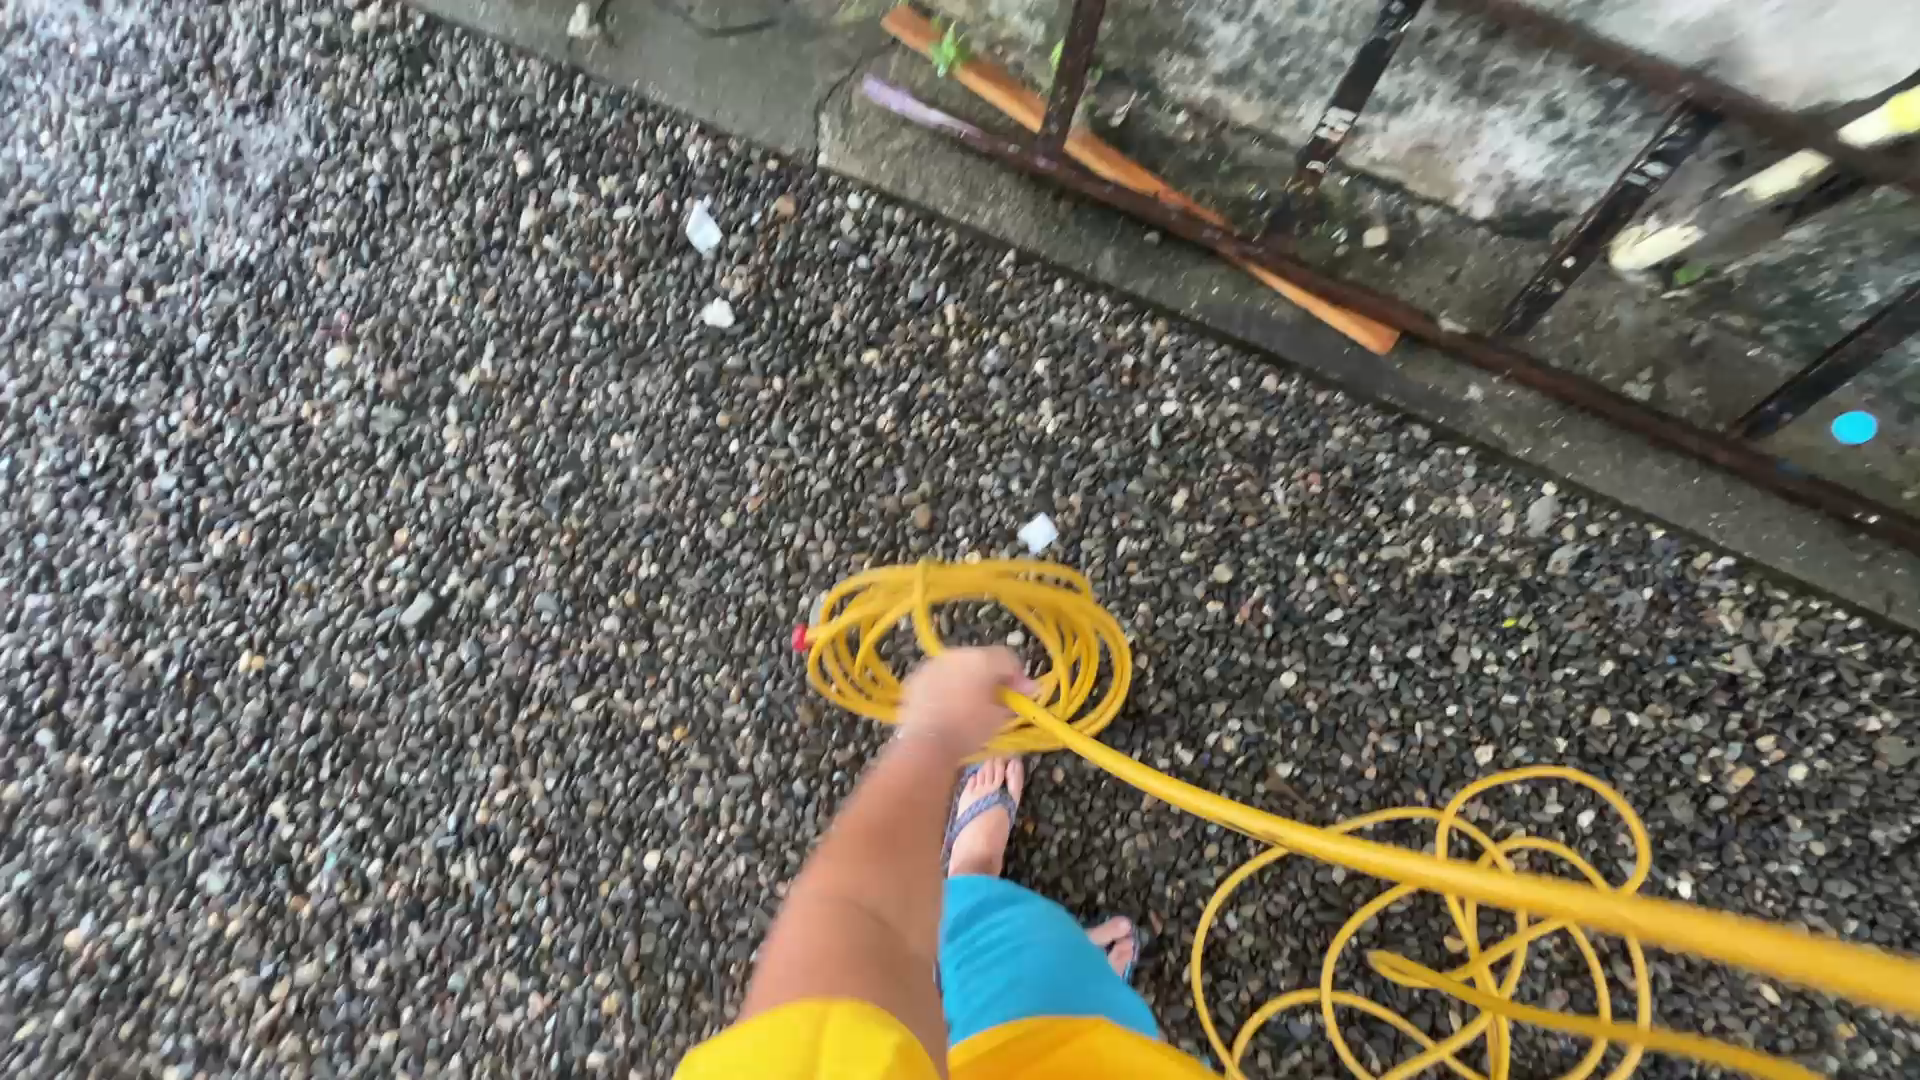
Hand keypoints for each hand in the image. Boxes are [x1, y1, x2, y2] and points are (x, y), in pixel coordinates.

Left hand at [896, 647, 1032, 759]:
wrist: (926, 743)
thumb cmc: (968, 730)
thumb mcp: (998, 717)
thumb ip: (1013, 699)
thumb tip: (1025, 689)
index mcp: (982, 660)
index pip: (1008, 659)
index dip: (1019, 676)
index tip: (1023, 694)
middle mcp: (958, 654)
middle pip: (983, 659)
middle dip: (993, 676)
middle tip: (998, 698)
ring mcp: (934, 663)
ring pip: (960, 665)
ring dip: (970, 678)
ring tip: (972, 702)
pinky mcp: (917, 676)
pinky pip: (940, 675)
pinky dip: (949, 685)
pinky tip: (950, 704)